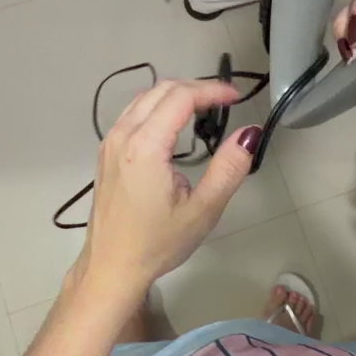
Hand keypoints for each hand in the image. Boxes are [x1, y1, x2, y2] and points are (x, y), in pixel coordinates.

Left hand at [74, 79, 258, 296]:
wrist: (111, 267)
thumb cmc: (157, 243)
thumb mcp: (202, 210)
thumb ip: (229, 169)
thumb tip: (249, 134)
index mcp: (146, 146)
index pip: (181, 97)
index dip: (212, 90)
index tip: (237, 98)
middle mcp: (123, 135)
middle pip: (161, 90)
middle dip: (196, 88)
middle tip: (225, 102)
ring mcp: (110, 141)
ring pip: (144, 97)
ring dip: (175, 95)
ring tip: (204, 109)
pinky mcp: (106, 151)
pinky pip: (133, 112)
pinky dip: (157, 106)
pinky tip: (175, 124)